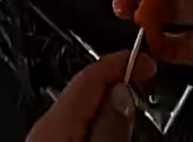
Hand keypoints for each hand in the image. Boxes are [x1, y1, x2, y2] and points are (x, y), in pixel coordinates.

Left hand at [24, 50, 154, 141]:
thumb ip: (110, 127)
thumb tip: (123, 93)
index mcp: (54, 124)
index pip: (93, 72)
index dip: (124, 60)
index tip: (149, 61)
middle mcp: (43, 130)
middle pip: (87, 90)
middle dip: (118, 83)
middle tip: (146, 86)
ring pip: (81, 111)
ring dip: (108, 107)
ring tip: (132, 113)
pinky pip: (74, 129)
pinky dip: (95, 124)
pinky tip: (108, 134)